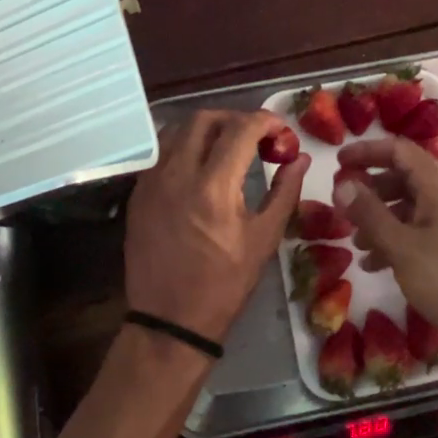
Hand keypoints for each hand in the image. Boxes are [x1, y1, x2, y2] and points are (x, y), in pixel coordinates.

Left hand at [125, 110, 308, 342]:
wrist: (170, 319)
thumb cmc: (224, 284)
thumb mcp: (263, 239)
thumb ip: (284, 191)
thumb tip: (299, 157)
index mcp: (213, 187)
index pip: (240, 130)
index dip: (265, 121)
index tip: (280, 131)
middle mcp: (177, 174)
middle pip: (204, 119)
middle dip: (234, 118)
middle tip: (255, 136)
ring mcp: (152, 181)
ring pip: (177, 130)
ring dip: (207, 129)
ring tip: (227, 147)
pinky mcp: (138, 192)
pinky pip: (162, 153)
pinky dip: (184, 147)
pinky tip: (200, 167)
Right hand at [333, 138, 437, 353]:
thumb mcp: (401, 246)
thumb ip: (368, 213)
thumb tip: (341, 184)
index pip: (399, 150)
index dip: (366, 152)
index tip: (338, 164)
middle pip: (404, 177)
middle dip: (371, 190)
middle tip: (344, 207)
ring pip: (412, 206)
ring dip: (381, 219)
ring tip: (357, 244)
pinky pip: (423, 228)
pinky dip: (398, 238)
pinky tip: (377, 265)